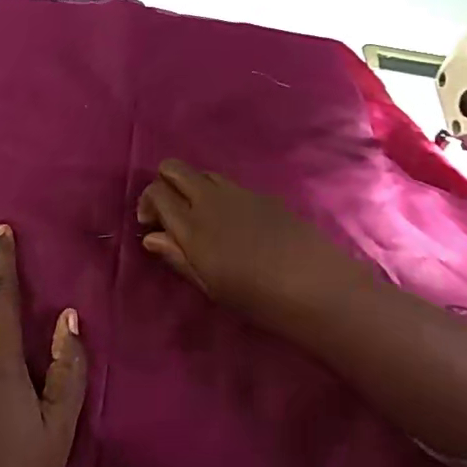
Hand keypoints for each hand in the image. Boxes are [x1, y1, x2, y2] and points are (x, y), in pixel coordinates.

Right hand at [136, 159, 354, 329]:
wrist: (319, 288)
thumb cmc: (258, 299)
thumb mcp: (211, 286)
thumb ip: (178, 258)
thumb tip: (151, 237)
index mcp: (192, 224)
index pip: (156, 191)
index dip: (147, 203)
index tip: (150, 226)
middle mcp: (210, 199)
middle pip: (174, 167)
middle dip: (164, 183)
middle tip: (170, 213)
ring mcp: (238, 192)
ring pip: (201, 172)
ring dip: (192, 187)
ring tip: (201, 218)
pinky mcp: (263, 195)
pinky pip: (228, 184)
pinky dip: (218, 195)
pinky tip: (234, 225)